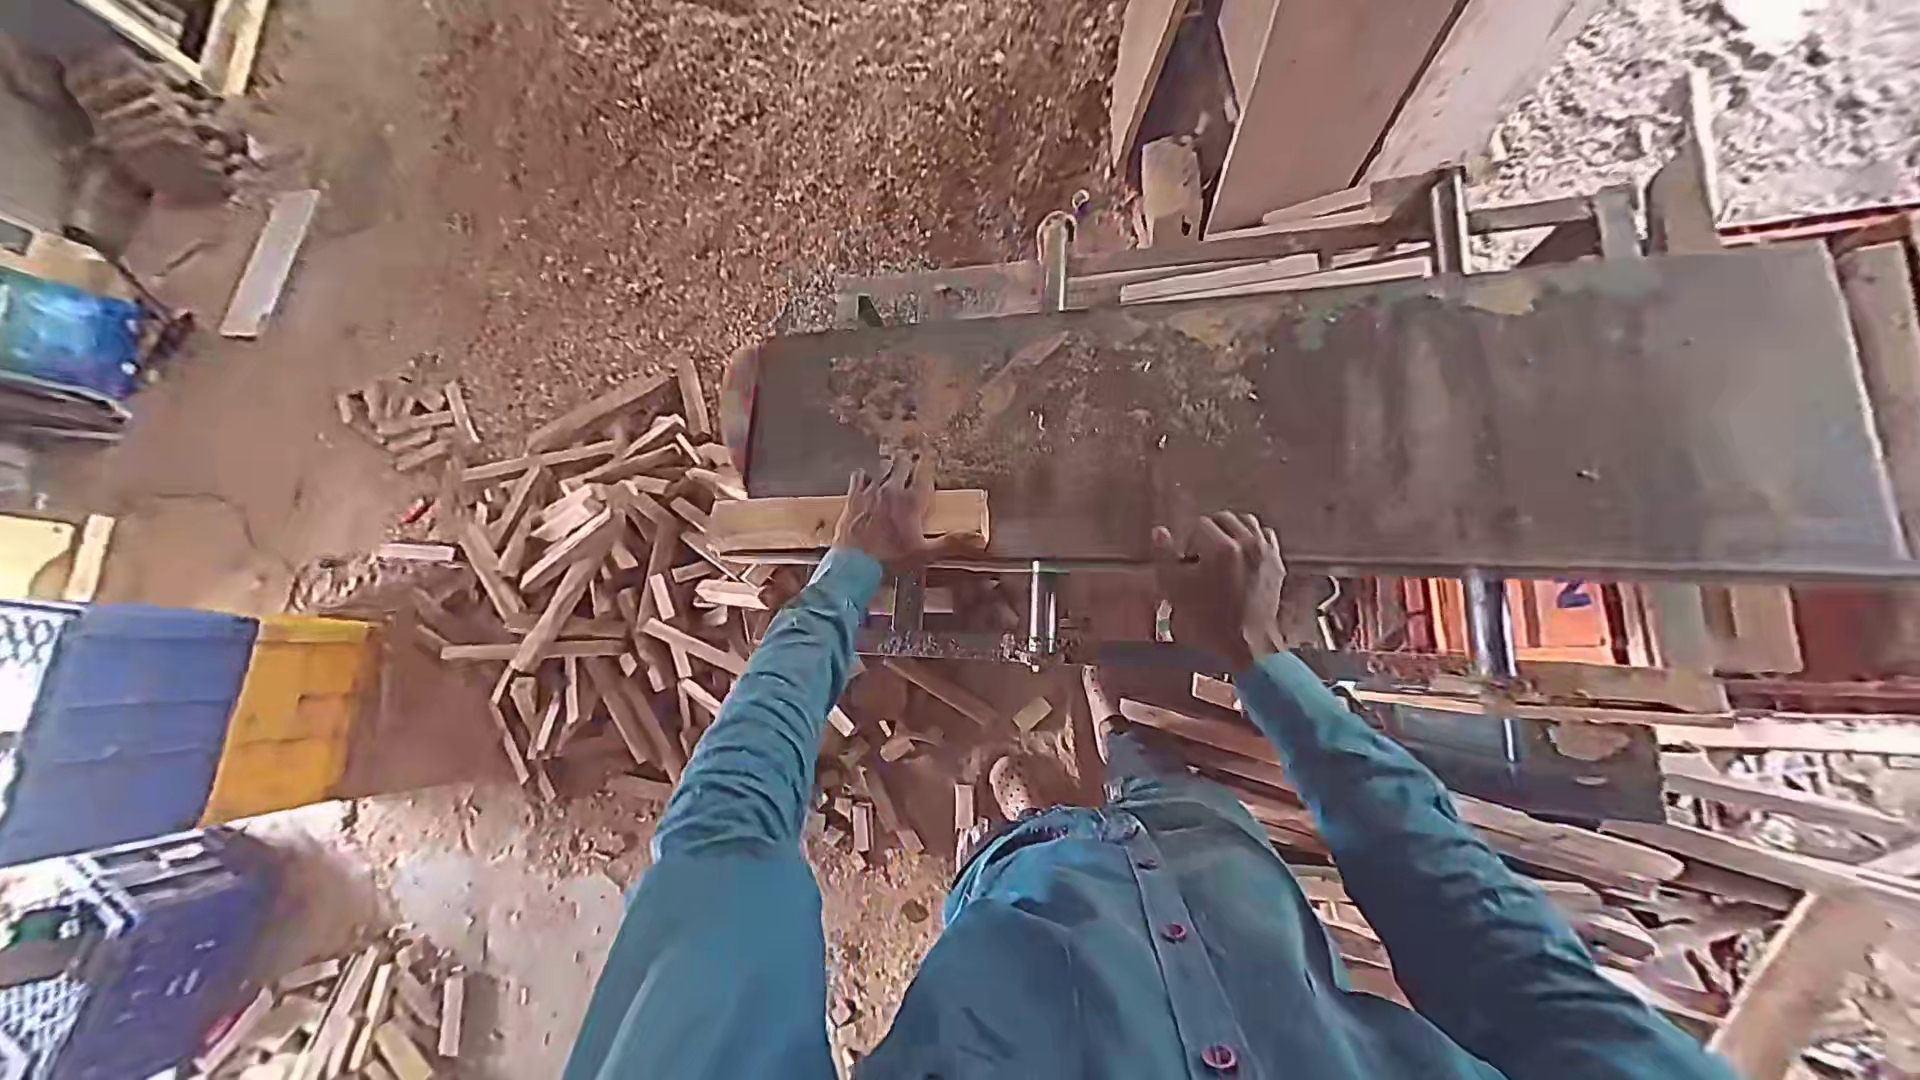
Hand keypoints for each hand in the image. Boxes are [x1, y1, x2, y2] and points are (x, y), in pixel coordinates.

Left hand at [832, 453, 985, 567]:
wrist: (854, 565)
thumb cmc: (890, 560)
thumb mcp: (924, 554)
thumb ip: (950, 543)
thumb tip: (976, 539)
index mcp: (912, 502)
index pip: (924, 473)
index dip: (928, 462)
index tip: (930, 455)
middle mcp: (892, 491)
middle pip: (903, 464)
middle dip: (909, 461)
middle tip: (912, 461)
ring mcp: (871, 492)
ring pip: (882, 469)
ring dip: (889, 470)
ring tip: (892, 470)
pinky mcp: (854, 497)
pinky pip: (859, 477)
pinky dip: (865, 477)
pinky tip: (866, 481)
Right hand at [1151, 512, 1285, 670]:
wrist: (1245, 645)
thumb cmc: (1207, 620)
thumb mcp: (1174, 588)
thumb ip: (1164, 556)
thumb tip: (1160, 532)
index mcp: (1221, 548)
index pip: (1199, 525)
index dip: (1188, 542)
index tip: (1187, 562)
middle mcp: (1248, 544)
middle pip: (1223, 518)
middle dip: (1208, 533)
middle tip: (1200, 556)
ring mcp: (1265, 553)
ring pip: (1246, 522)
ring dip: (1230, 531)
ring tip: (1219, 552)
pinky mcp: (1276, 564)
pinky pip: (1265, 536)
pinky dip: (1252, 539)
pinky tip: (1241, 555)